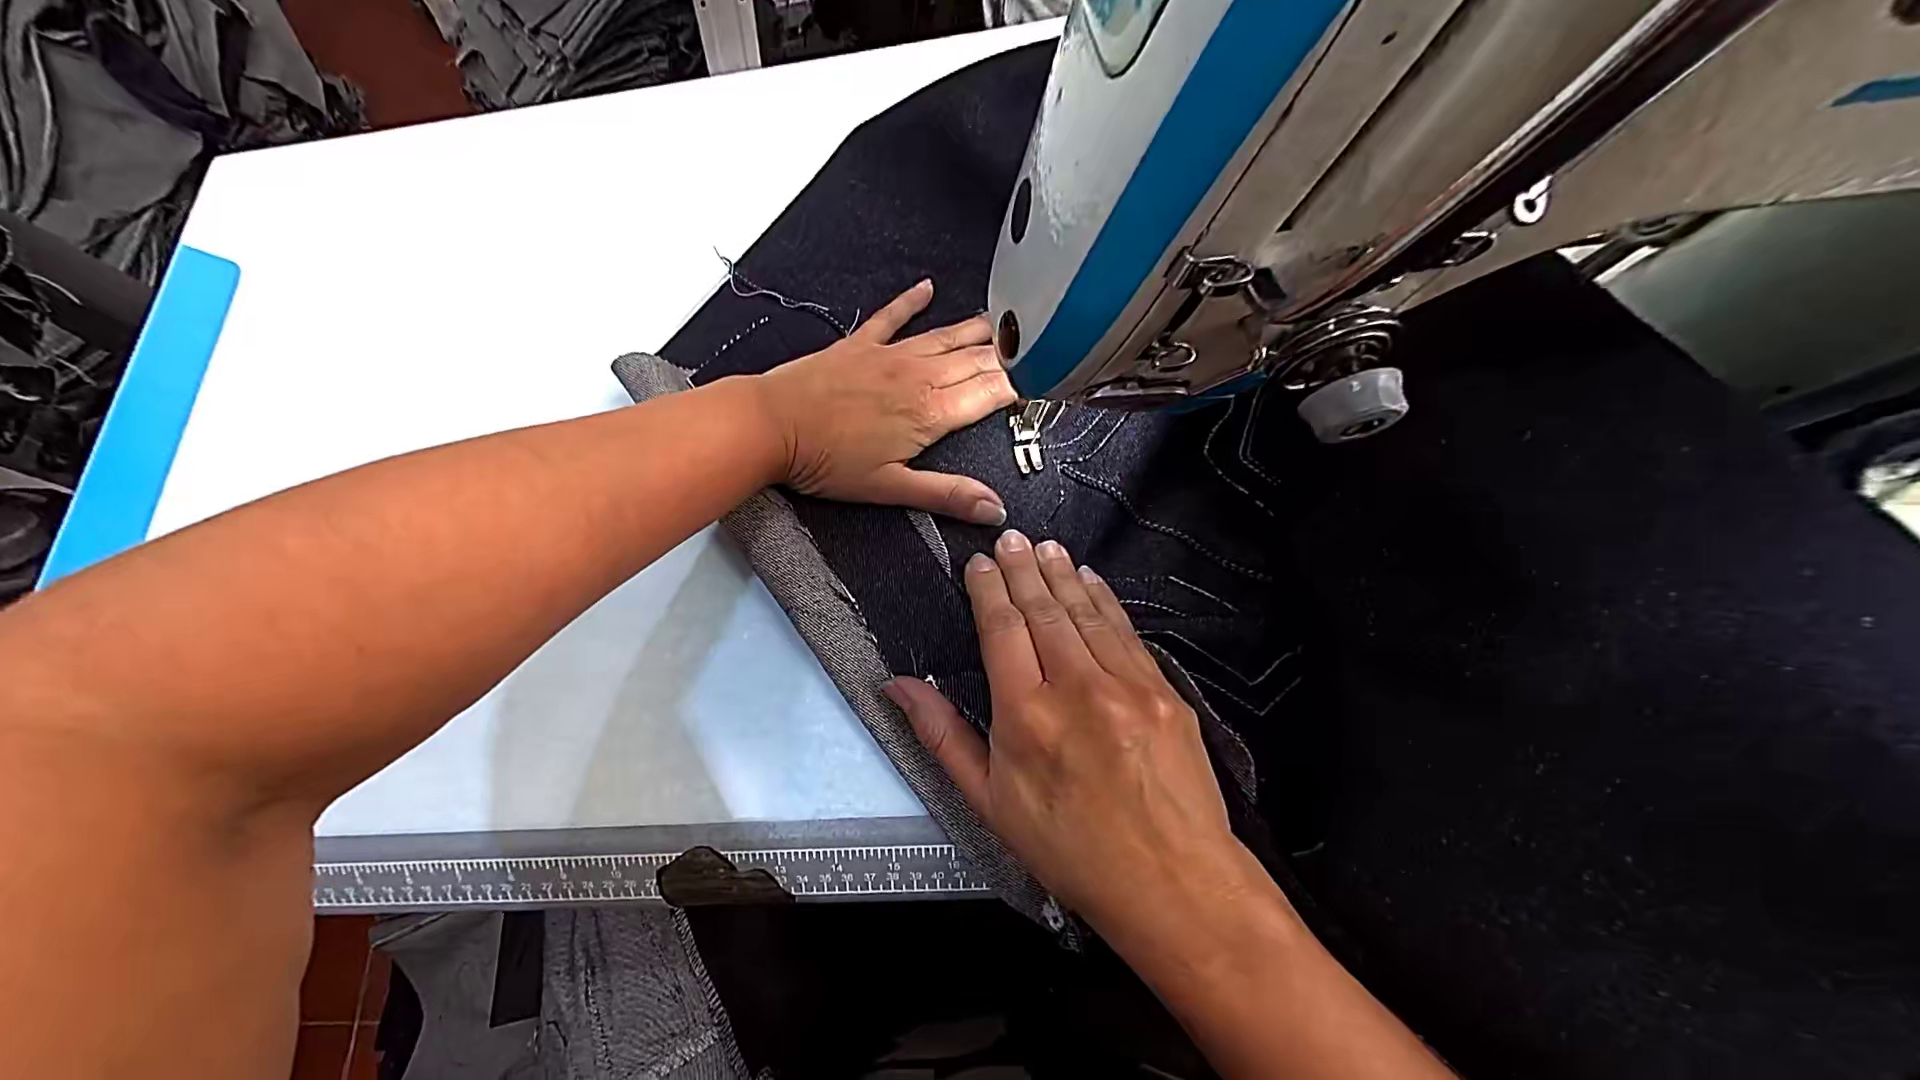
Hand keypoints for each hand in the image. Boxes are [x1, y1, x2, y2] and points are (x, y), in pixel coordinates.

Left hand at [752, 279, 1016, 524]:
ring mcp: (890, 355)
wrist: (770, 425)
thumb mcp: (890, 488)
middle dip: (1010, 356)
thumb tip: (994, 508)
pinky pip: (894, 317)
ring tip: (1006, 322)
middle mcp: (918, 376)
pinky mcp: (860, 344)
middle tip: (1036, 349)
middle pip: (977, 361)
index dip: (1022, 387)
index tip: (1046, 383)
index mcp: (931, 413)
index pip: (992, 393)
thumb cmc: (826, 461)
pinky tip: (928, 287)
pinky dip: (911, 301)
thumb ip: (946, 494)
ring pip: (946, 337)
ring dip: (978, 330)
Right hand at [883, 529, 1271, 945]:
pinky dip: (1105, 601)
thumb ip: (942, 735)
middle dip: (1022, 569)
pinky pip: (1126, 632)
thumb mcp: (991, 803)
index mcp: (1026, 716)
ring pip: (1085, 613)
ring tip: (1045, 548)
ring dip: (1062, 575)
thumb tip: (900, 688)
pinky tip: (1092, 582)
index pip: (1002, 629)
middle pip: (1042, 610)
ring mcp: (1126, 687)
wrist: (1171, 882)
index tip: (981, 565)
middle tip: (1010, 539)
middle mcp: (1076, 690)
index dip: (989, 590)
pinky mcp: (1163, 692)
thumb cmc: (1074, 850)